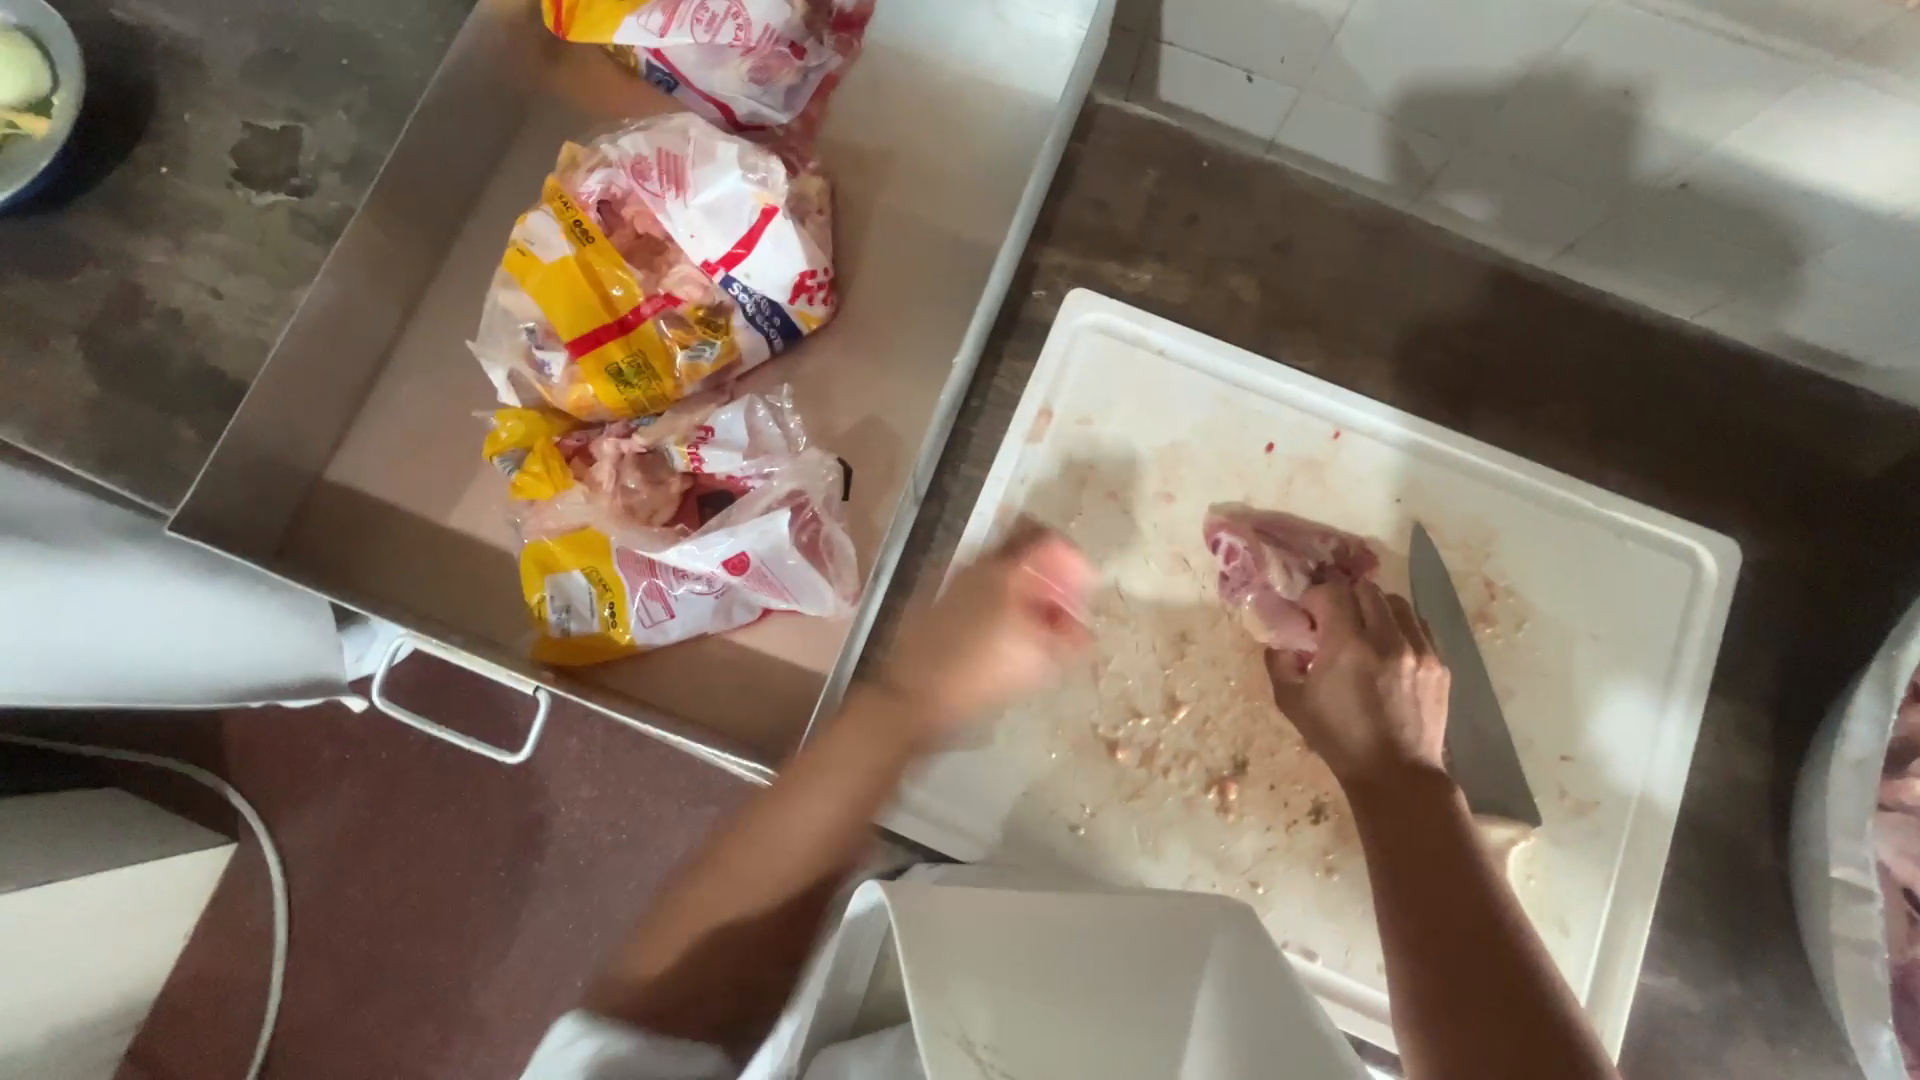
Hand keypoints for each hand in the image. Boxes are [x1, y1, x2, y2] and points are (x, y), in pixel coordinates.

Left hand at [882, 529, 1093, 744]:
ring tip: (1043, 635)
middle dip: (1051, 582)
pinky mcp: (941, 609)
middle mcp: (977, 568)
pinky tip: (1012, 644)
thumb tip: (1083, 629)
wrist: (912, 696)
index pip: (1046, 539)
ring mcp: (955, 587)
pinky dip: (1005, 611)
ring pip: (1003, 580)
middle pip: (1024, 558)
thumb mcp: (1039, 658)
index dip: (1071, 560)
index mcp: (1004, 569)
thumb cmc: (979, 672)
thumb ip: (1069, 638)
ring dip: (1028, 599)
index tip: (1084, 588)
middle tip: (1067, 614)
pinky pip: (984, 598)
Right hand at [1266, 579, 1450, 791]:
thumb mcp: (1291, 701)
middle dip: (1344, 596)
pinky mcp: (1439, 664)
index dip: (1315, 597)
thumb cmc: (1337, 738)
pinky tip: (1387, 649)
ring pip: (1397, 603)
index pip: (1332, 592)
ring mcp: (1420, 651)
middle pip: (1367, 589)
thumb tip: (1282, 641)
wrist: (1395, 773)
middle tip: (1333, 617)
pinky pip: (1418, 627)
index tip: (1308, 614)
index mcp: (1348, 647)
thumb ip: (1279, 662)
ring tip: (1364, 629)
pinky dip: (1399, 627)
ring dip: (1374, 607)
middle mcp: (1387, 640)